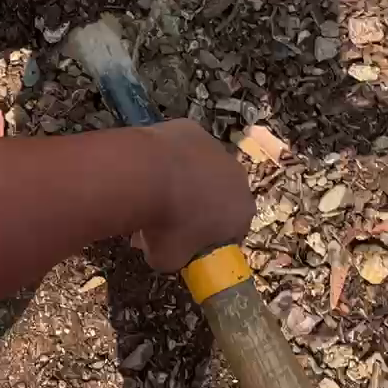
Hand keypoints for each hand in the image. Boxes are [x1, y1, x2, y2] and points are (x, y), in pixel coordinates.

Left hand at [132, 119, 254, 271]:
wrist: (145, 176)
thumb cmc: (164, 225)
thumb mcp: (169, 259)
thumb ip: (177, 257)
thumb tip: (167, 252)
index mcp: (242, 213)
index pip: (231, 231)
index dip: (208, 238)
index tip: (186, 241)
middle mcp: (237, 177)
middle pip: (218, 196)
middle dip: (197, 206)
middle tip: (166, 216)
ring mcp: (216, 148)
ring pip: (202, 168)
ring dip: (184, 178)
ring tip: (152, 188)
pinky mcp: (192, 128)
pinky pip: (182, 146)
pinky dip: (169, 154)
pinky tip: (149, 164)